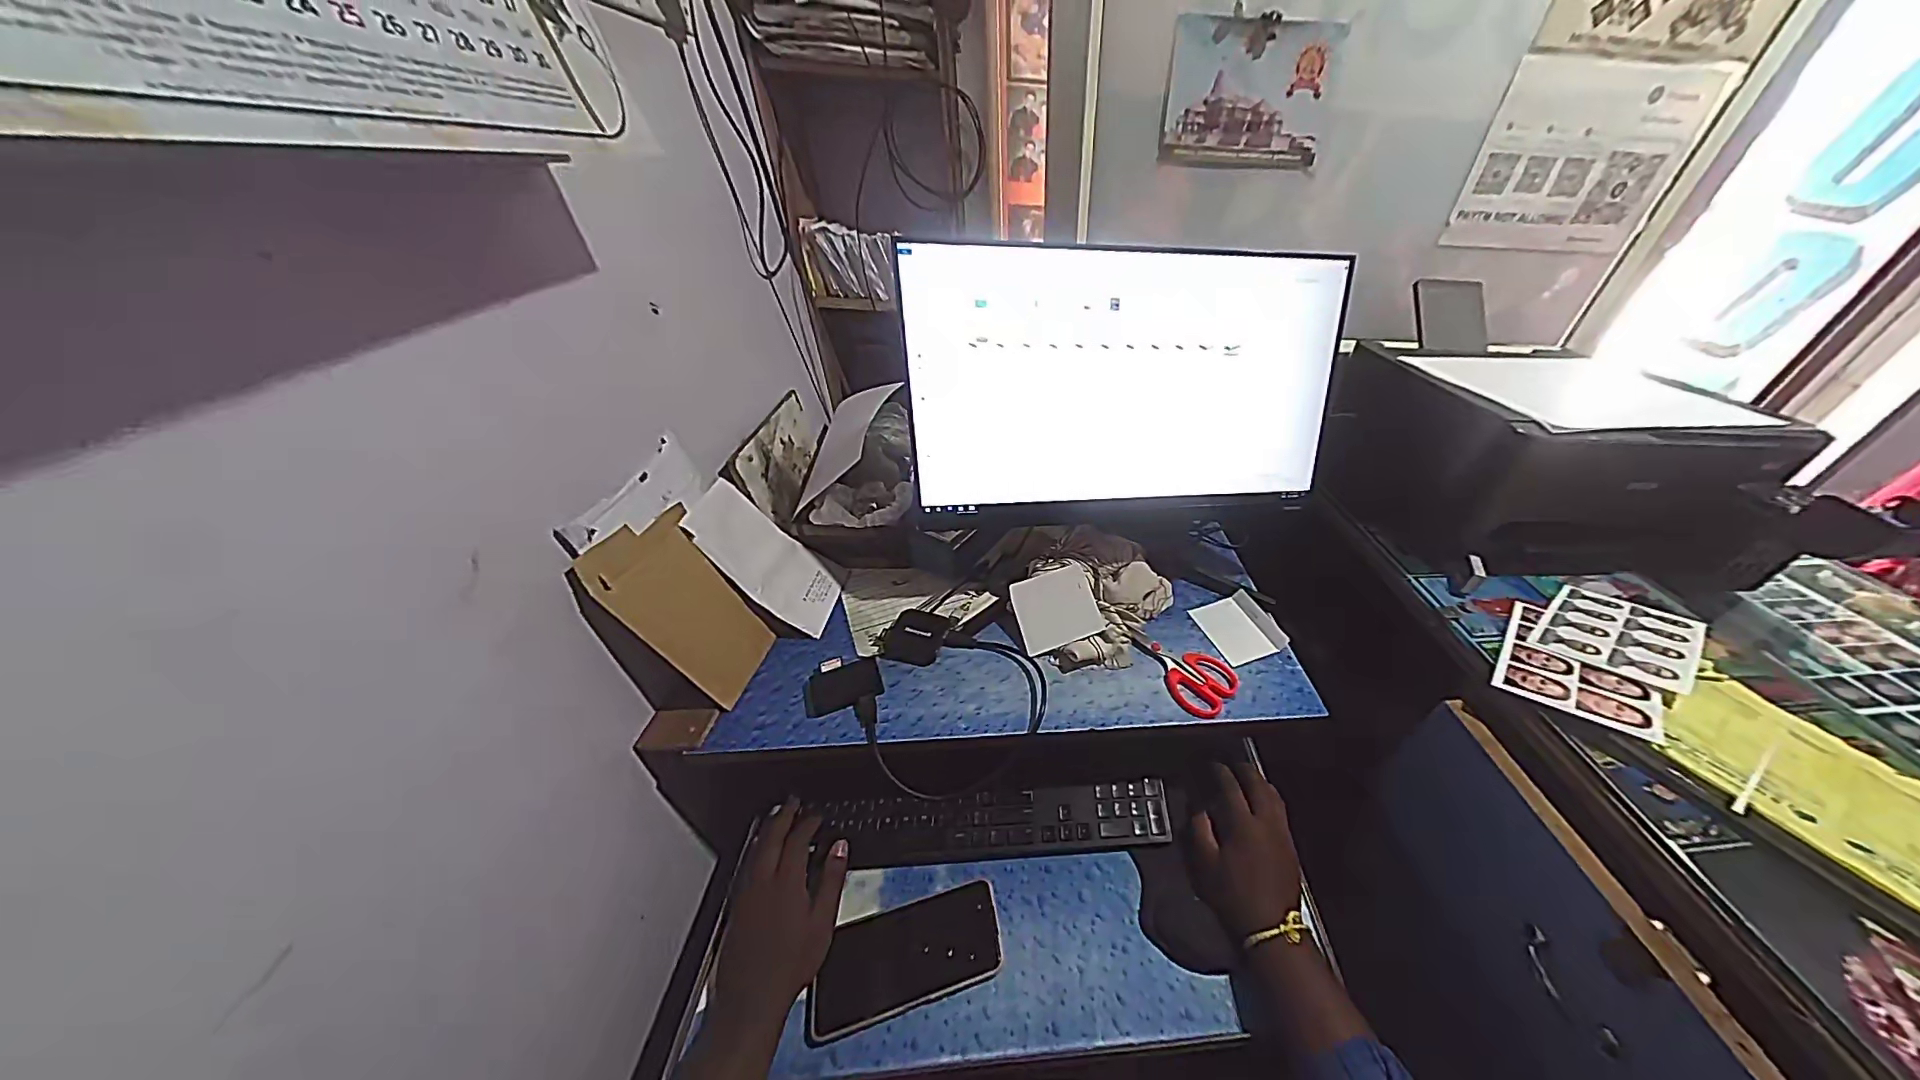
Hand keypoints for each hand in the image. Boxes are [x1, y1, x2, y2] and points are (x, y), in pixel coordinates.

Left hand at [708, 799, 849, 1036]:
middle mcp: (762, 881)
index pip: (797, 839)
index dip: (808, 822)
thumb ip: (831, 879)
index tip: (817, 815)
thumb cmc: (789, 965)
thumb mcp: (822, 921)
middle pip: (771, 836)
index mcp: (786, 881)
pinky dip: (756, 846)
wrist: (751, 997)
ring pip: (755, 847)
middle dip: (783, 814)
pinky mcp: (735, 903)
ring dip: (768, 827)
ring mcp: (745, 891)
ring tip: (777, 816)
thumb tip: (839, 848)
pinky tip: (761, 850)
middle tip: (793, 802)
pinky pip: (746, 862)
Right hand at [1184, 762, 1302, 939]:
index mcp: (1242, 825)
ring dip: (1258, 780)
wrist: (1270, 926)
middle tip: (1228, 764)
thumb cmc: (1232, 896)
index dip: (1218, 771)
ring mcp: (1281, 833)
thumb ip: (1199, 829)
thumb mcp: (1205, 863)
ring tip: (1246, 776)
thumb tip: (1198, 806)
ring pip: (1273, 795)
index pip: (1230, 786)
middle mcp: (1266, 823)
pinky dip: (1268, 795)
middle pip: (1257, 784)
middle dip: (1242, 770)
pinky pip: (1280, 808)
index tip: (1209, 764)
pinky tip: (1261, 799)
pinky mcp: (1290, 844)